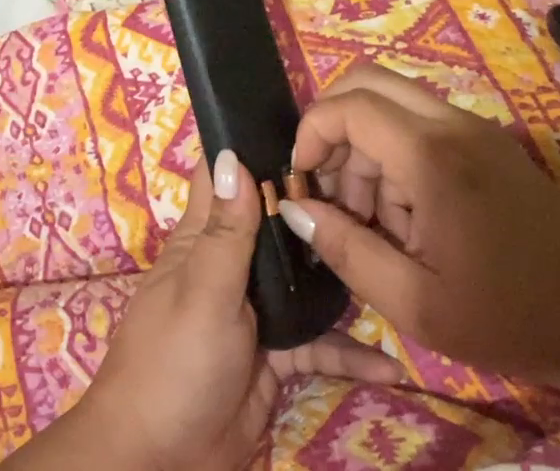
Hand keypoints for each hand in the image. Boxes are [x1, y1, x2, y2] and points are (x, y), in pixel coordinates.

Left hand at [65, 152, 401, 470]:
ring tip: (397, 264)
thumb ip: (226, 231)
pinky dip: (351, 355)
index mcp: (202, 242)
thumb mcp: (203, 291)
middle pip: (277, 228)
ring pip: (306, 284)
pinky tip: (393, 364)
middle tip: (378, 190)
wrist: (162, 458)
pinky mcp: (277, 359)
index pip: (224, 180)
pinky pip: (320, 347)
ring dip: (343, 280)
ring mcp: (256, 314)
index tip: (306, 123)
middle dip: (317, 211)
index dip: (254, 148)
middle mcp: (231, 268)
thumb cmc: (173, 362)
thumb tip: (231, 153)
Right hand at [276, 66, 559, 395]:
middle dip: (332, 128)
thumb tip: (294, 207)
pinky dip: (393, 155)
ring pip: (391, 103)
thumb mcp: (415, 303)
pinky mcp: (488, 144)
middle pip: (366, 82)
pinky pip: (419, 124)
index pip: (347, 106)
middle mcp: (452, 125)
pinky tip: (406, 218)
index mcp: (432, 157)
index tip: (301, 184)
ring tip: (371, 220)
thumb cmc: (512, 317)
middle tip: (326, 188)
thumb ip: (346, 249)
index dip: (309, 135)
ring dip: (363, 147)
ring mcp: (475, 129)